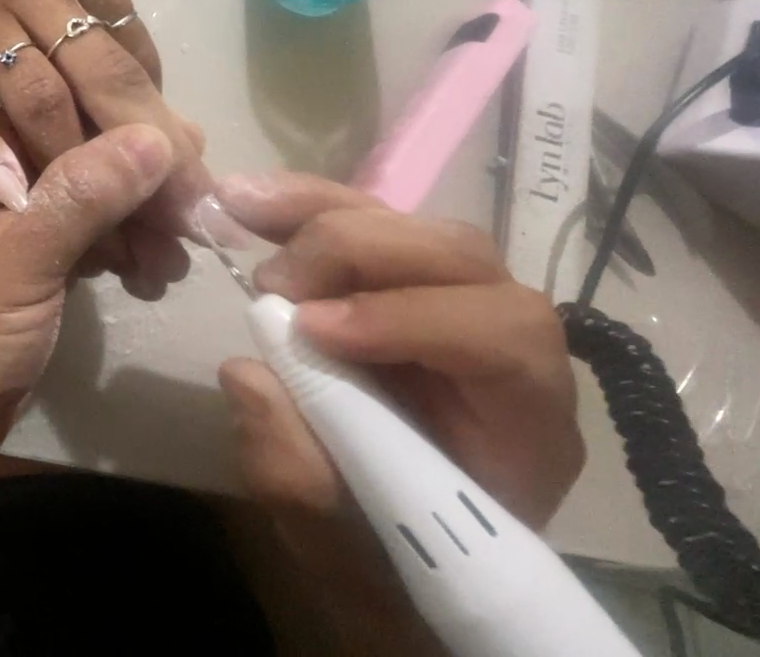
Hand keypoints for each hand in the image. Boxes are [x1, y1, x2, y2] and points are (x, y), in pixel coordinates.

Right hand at [0, 0, 210, 281]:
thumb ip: (91, 2)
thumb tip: (137, 73)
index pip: (134, 51)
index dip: (163, 121)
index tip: (181, 176)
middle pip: (101, 81)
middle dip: (146, 157)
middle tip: (178, 224)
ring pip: (35, 97)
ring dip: (73, 168)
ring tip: (104, 233)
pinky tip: (10, 196)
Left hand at [0, 125, 174, 469]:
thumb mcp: (18, 258)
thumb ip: (84, 194)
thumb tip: (156, 135)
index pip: (59, 113)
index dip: (127, 132)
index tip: (191, 163)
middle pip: (82, 156)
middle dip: (141, 187)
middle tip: (194, 222)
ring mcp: (14, 224)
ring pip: (91, 201)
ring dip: (139, 225)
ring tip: (173, 262)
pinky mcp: (32, 266)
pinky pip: (88, 240)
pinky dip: (122, 253)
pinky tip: (152, 277)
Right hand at [212, 172, 583, 653]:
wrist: (389, 542)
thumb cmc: (383, 558)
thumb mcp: (336, 548)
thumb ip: (296, 476)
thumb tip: (247, 373)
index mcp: (521, 423)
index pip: (503, 337)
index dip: (409, 318)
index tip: (311, 330)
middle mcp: (500, 345)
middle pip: (459, 256)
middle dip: (357, 251)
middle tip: (272, 285)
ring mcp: (446, 304)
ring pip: (410, 225)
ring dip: (321, 212)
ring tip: (239, 209)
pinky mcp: (392, 285)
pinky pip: (359, 223)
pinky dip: (299, 206)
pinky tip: (245, 200)